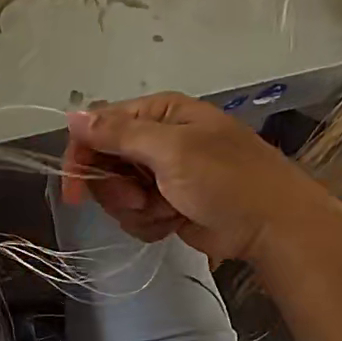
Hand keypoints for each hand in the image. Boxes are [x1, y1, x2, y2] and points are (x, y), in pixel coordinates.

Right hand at [61, 93, 335, 260]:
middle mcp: (156, 142)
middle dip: (118, 190)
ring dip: (137, 210)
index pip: (99, 128)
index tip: (75, 193)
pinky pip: (137, 218)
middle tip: (142, 199)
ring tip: (167, 211)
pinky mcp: (168, 207)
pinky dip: (150, 224)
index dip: (82, 159)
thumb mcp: (172, 150)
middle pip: (105, 166)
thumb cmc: (226, 179)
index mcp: (158, 115)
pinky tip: (173, 224)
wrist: (269, 225)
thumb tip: (72, 115)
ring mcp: (162, 177)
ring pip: (118, 197)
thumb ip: (119, 134)